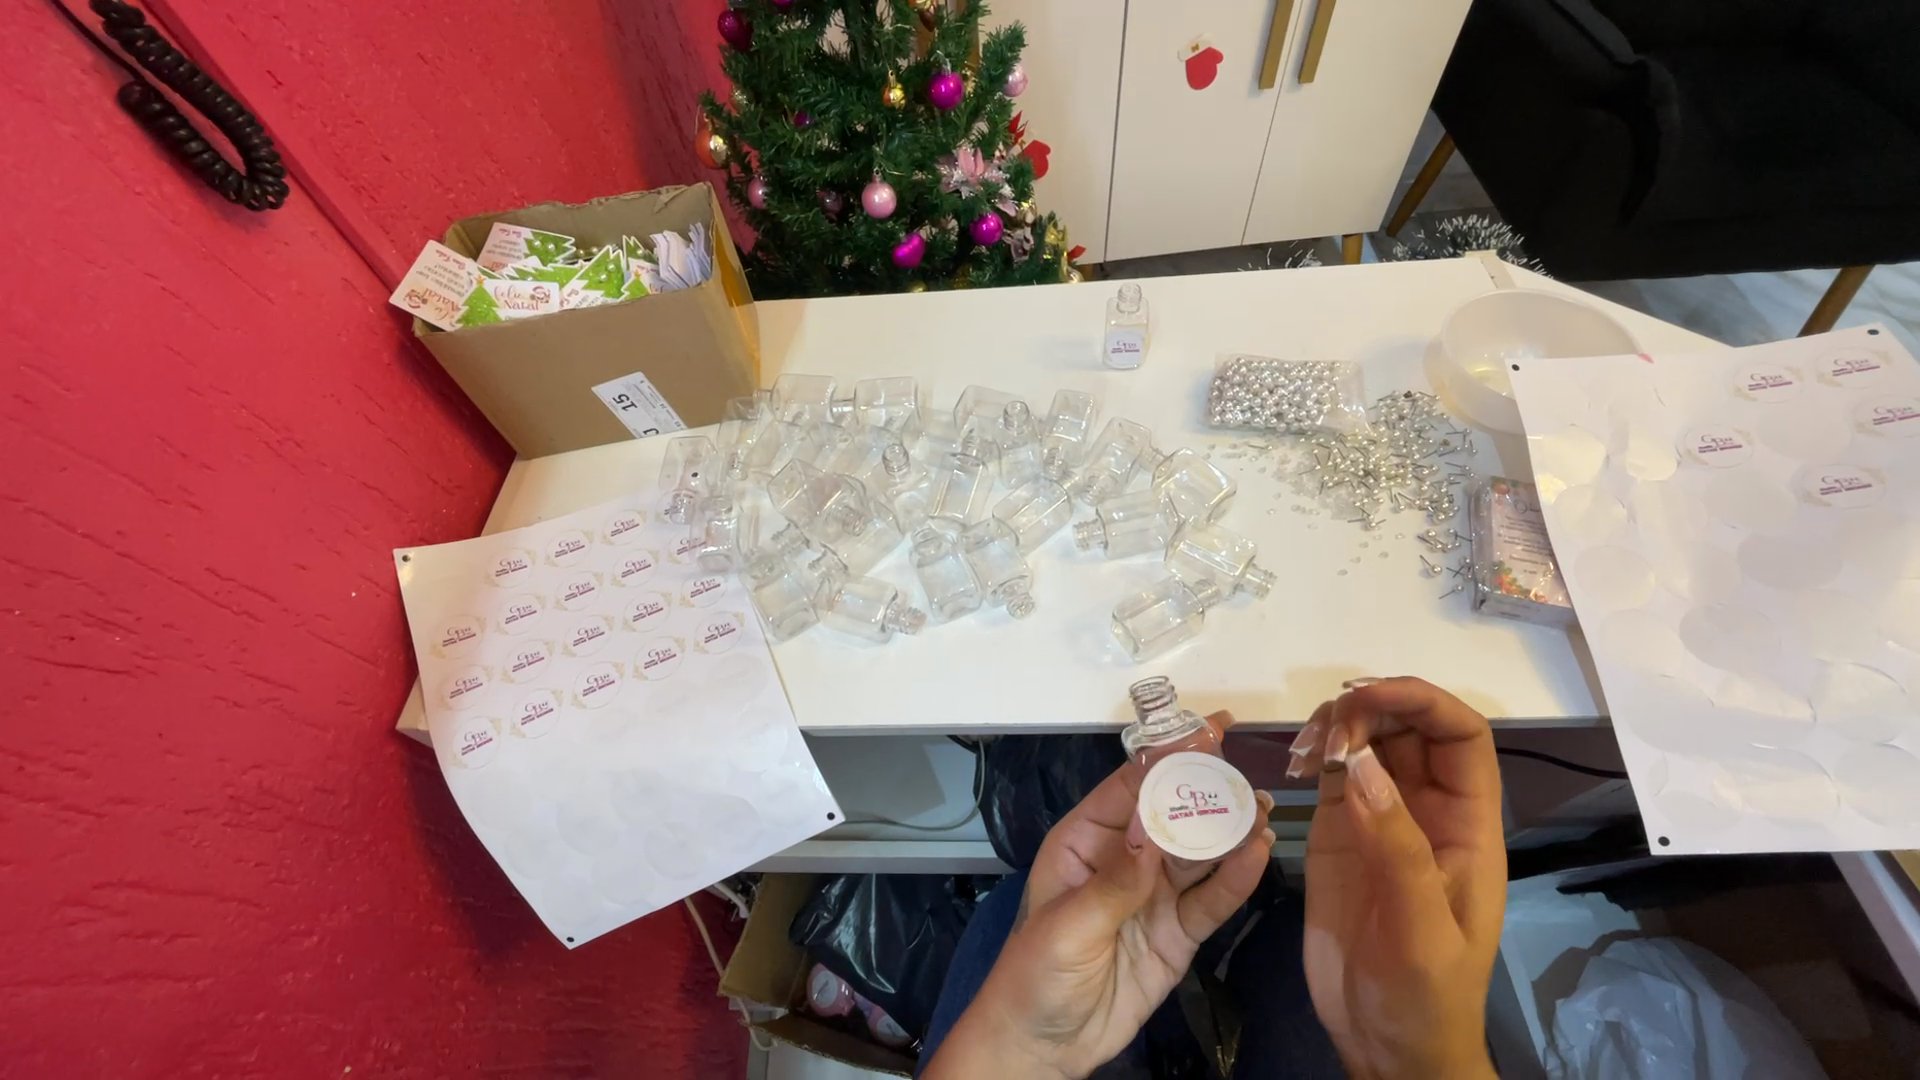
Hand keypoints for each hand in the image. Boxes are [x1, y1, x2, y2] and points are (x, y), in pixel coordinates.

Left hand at [926, 714, 1275, 1079]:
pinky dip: (1235, 879)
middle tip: (1245, 771)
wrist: (1044, 1046)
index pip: (1130, 787)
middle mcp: (1124, 857)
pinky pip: (1210, 900)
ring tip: (1261, 807)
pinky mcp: (1177, 933)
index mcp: (1085, 839)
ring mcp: (1153, 895)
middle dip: (1205, 790)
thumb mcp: (1068, 925)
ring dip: (1228, 830)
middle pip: (1170, 814)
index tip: (1204, 732)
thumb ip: (1114, 881)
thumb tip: (1150, 830)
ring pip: (1197, 852)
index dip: (1166, 757)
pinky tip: (1258, 855)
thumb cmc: (1036, 973)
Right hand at [1288, 678, 1505, 1079]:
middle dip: (1370, 707)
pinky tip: (1296, 761)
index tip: (1365, 694)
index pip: (1461, 737)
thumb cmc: (1423, 994)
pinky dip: (1313, 752)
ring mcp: (1378, 817)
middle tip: (1324, 729)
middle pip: (1409, 727)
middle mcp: (1424, 809)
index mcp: (1467, 826)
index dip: (1422, 701)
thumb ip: (1395, 842)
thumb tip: (1357, 757)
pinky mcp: (1338, 829)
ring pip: (1367, 740)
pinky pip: (1332, 771)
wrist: (1386, 1043)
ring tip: (1305, 748)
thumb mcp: (1420, 927)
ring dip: (1336, 725)